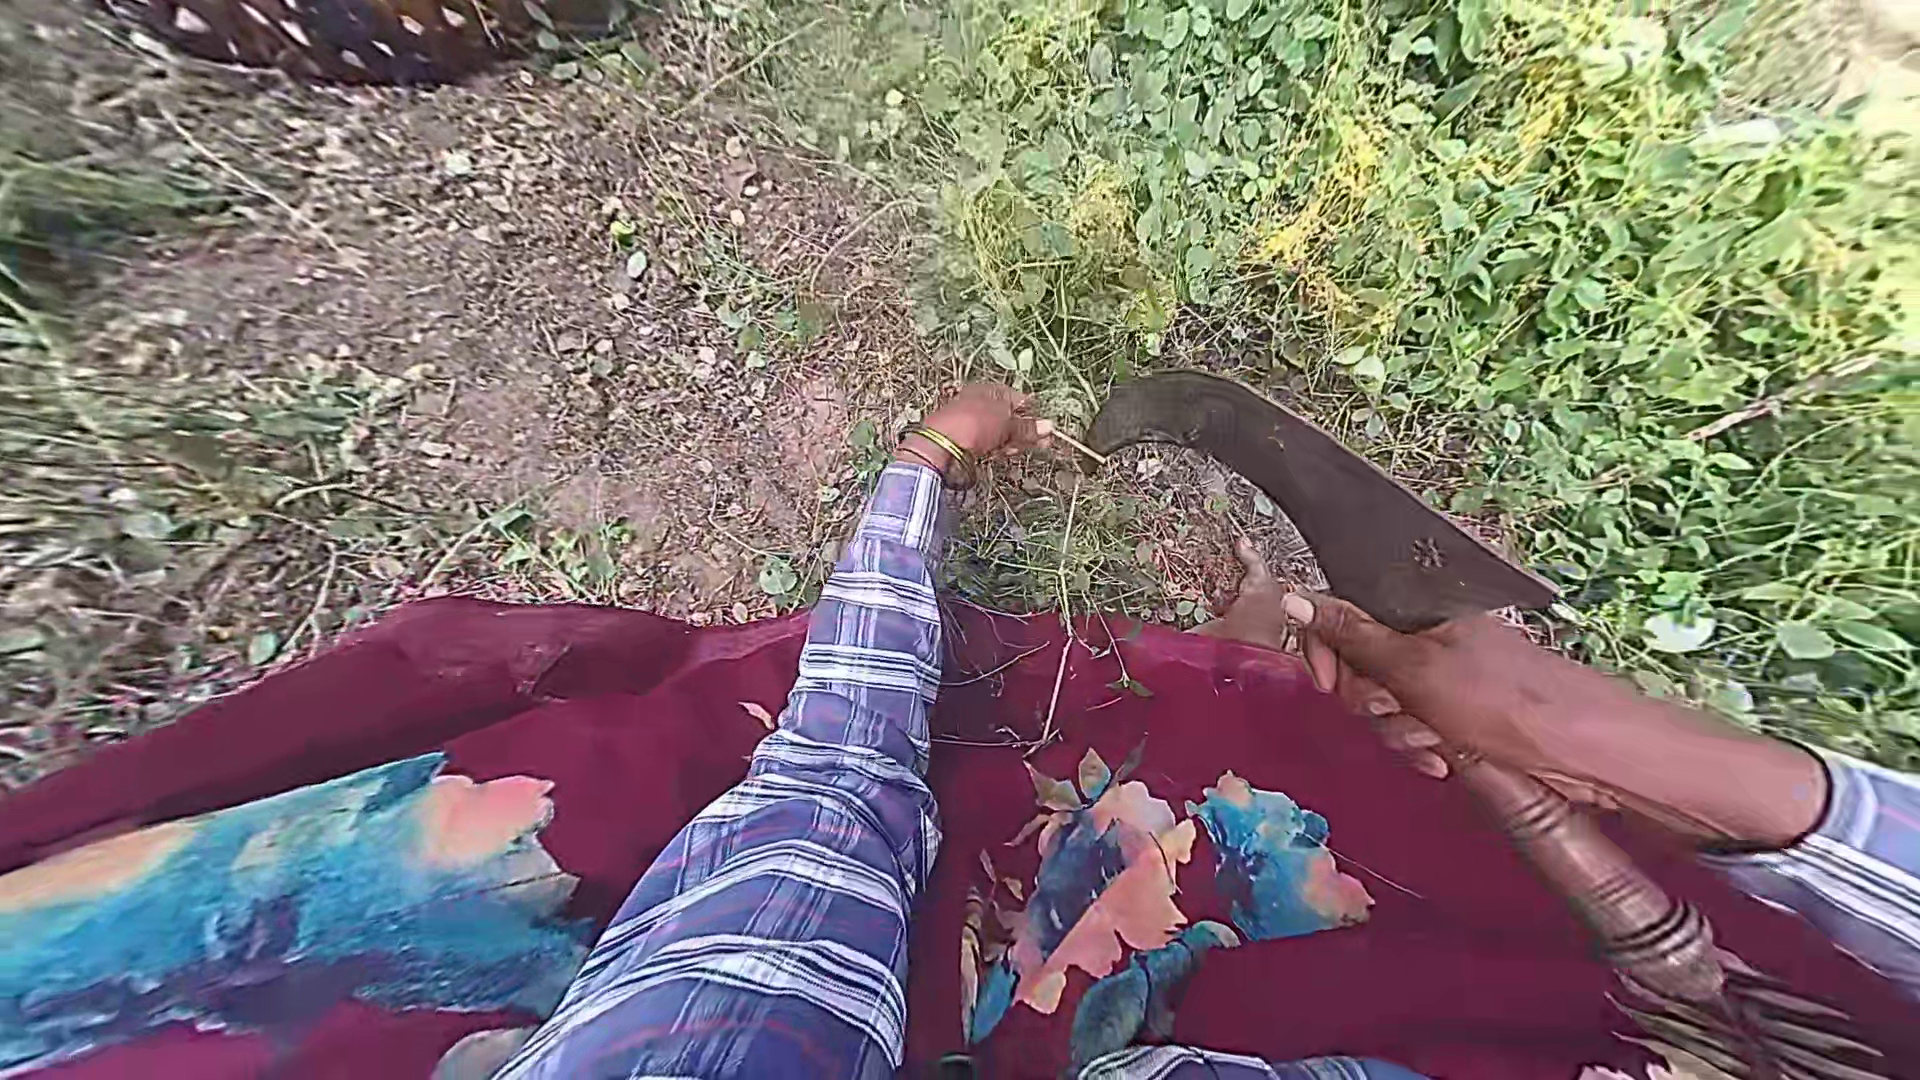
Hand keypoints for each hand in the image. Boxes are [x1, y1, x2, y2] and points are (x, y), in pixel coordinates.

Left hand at [899, 383, 1050, 470]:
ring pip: (998, 431)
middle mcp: (979, 402)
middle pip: (1008, 416)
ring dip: (1010, 441)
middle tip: (1038, 443)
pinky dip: (996, 447)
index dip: (1031, 413)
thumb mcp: (1006, 423)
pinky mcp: (965, 440)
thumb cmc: (974, 424)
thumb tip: (1048, 427)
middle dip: (1023, 430)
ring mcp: (971, 422)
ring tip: (1014, 449)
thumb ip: (1027, 427)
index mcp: (989, 390)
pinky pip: (987, 442)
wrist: (940, 445)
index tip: (1043, 428)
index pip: (1017, 398)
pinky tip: (1000, 453)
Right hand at [1282, 591, 1827, 846]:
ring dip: (1396, 729)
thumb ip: (1348, 633)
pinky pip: (1411, 725)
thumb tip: (1291, 596)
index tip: (1325, 685)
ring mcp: (1440, 676)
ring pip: (1380, 701)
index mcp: (1411, 614)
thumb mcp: (1413, 666)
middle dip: (1366, 699)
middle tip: (1392, 712)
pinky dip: (1419, 745)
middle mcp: (1421, 639)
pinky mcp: (1456, 711)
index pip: (1337, 619)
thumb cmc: (1504, 702)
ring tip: (1432, 743)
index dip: (1323, 652)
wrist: (1600, 756)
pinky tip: (1443, 758)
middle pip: (1354, 664)